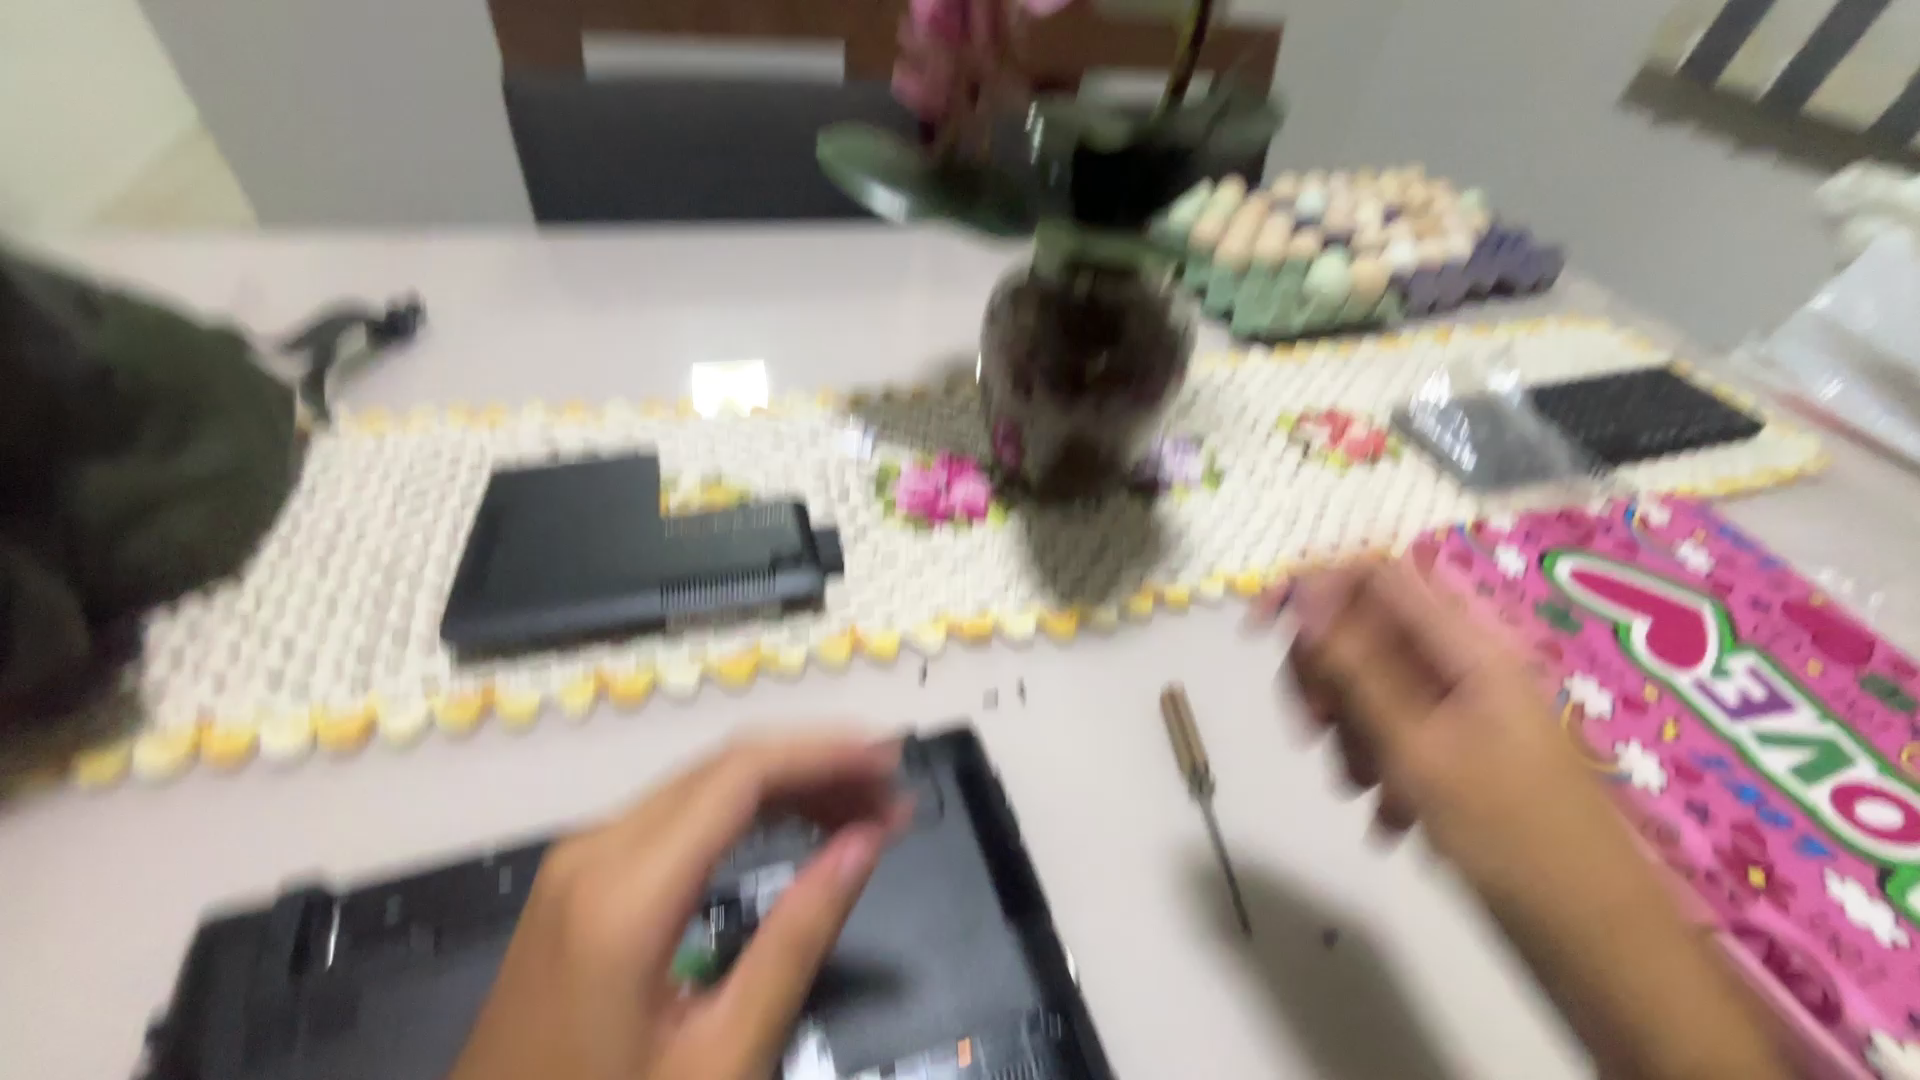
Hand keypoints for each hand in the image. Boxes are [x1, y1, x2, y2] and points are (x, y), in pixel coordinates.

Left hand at [447, 733, 912, 1079]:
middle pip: (724, 768)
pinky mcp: (581, 877)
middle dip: (816, 766)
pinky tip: (795, 826)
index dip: (825, 754)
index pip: (741, 775)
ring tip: (861, 809)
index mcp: (624, 892)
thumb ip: (799, 938)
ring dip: (786, 784)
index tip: (892, 760)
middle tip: (890, 793)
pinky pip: (677, 815)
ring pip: (703, 784)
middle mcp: (596, 848)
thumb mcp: (722, 1054)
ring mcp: (581, 859)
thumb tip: (866, 842)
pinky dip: (745, 809)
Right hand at [1277, 562, 1794, 1078]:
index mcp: (1466, 645)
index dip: (1310, 586)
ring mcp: (1464, 702)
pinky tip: (1384, 808)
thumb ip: (1354, 664)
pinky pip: (1393, 724)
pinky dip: (1374, 756)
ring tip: (1355, 783)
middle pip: (1364, 628)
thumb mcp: (1414, 744)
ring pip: (1371, 681)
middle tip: (1311, 727)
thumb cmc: (1507, 834)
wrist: (1592, 933)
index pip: (1373, 575)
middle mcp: (1465, 661)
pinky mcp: (1460, 742)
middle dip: (1324, 674)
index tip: (1260, 630)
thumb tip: (1304, 591)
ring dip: (1347, 726)